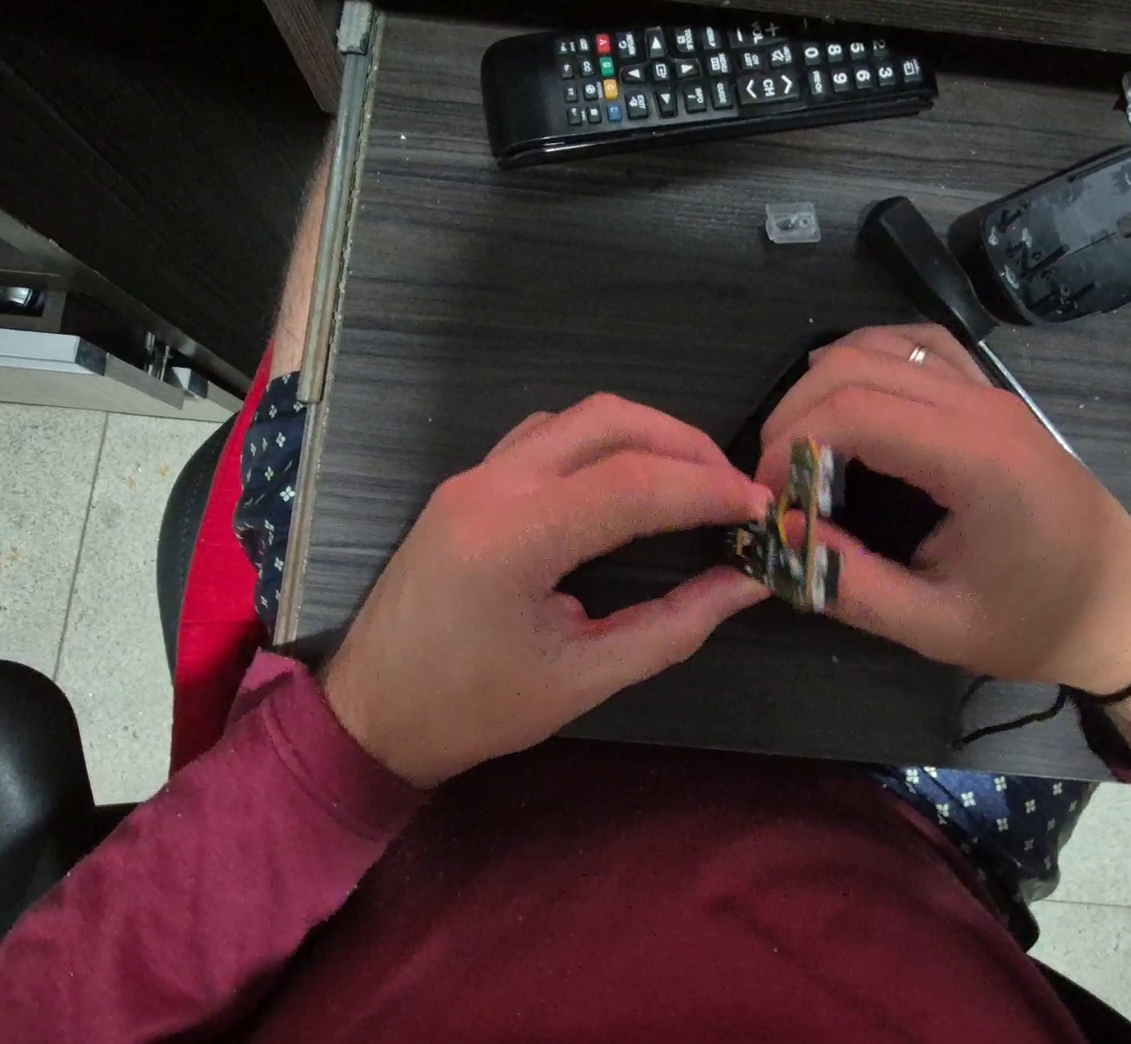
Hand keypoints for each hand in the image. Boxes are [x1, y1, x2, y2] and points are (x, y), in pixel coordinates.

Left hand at [322, 394, 772, 787]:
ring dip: (644, 435)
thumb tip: (746, 584)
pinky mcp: (468, 482)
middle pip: (608, 421)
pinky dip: (602, 443)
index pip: (632, 484)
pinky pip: (547, 434)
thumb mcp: (583, 679)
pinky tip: (628, 480)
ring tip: (692, 480)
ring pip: (576, 418)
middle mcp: (490, 486)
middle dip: (684, 445)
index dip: (707, 490)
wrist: (371, 712)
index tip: (760, 509)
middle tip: (732, 488)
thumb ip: (673, 627)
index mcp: (513, 540)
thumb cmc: (473, 710)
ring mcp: (473, 476)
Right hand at [755, 324, 1130, 694]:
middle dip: (793, 414)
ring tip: (803, 445)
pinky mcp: (992, 398)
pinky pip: (921, 347)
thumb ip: (852, 585)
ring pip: (883, 345)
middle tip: (774, 476)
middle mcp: (983, 408)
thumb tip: (783, 536)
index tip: (768, 494)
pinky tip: (850, 397)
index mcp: (976, 461)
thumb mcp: (936, 627)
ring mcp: (992, 393)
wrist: (1125, 610)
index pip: (855, 410)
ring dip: (824, 384)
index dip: (790, 443)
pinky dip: (870, 359)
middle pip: (856, 365)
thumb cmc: (1036, 623)